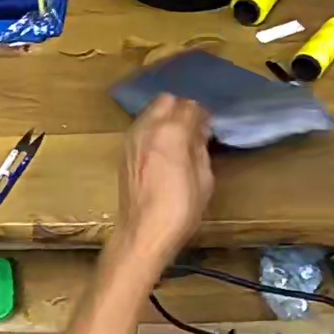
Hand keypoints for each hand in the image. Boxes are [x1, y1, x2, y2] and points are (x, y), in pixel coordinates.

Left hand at [114, 94, 213, 266]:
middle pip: (167, 100)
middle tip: (194, 128)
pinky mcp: (123, 151)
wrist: (143, 233)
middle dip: (182, 109)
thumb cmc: (180, 209)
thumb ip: (200, 148)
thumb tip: (199, 132)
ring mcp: (132, 138)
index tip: (209, 127)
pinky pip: (141, 127)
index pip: (190, 106)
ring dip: (166, 117)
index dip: (203, 115)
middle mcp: (148, 128)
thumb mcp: (204, 178)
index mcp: (171, 132)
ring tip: (179, 138)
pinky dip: (154, 129)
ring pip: (151, 111)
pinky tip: (163, 149)